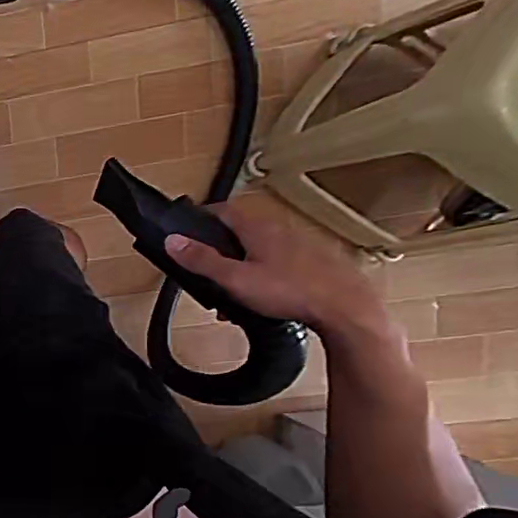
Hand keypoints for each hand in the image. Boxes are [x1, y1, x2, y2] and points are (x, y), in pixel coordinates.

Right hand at [162, 196, 383, 333]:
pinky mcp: (308, 265)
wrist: (342, 307)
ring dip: (241, 272)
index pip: (222, 210)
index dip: (202, 219)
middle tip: (207, 270)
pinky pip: (275, 268)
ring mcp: (296, 247)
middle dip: (219, 254)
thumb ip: (202, 261)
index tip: (189, 227)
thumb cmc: (294, 290)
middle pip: (239, 234)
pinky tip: (260, 303)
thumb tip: (174, 242)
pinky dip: (261, 281)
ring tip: (232, 296)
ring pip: (257, 254)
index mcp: (257, 227)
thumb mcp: (235, 279)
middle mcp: (278, 231)